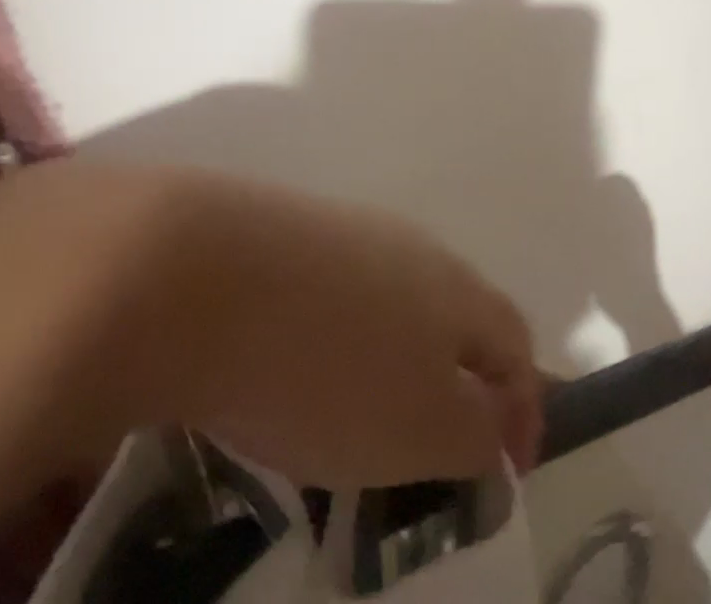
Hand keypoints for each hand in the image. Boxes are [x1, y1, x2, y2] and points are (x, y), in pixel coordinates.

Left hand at [76, 165, 542, 488]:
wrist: (187, 274)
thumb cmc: (325, 368)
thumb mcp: (419, 431)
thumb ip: (473, 439)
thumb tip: (494, 437)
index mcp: (459, 292)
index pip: (517, 349)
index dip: (523, 412)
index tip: (507, 474)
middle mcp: (412, 251)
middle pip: (455, 319)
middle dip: (458, 383)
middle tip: (438, 442)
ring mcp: (341, 235)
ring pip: (389, 306)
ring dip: (392, 363)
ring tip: (362, 417)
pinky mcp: (277, 235)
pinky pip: (328, 300)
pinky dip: (331, 345)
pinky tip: (294, 372)